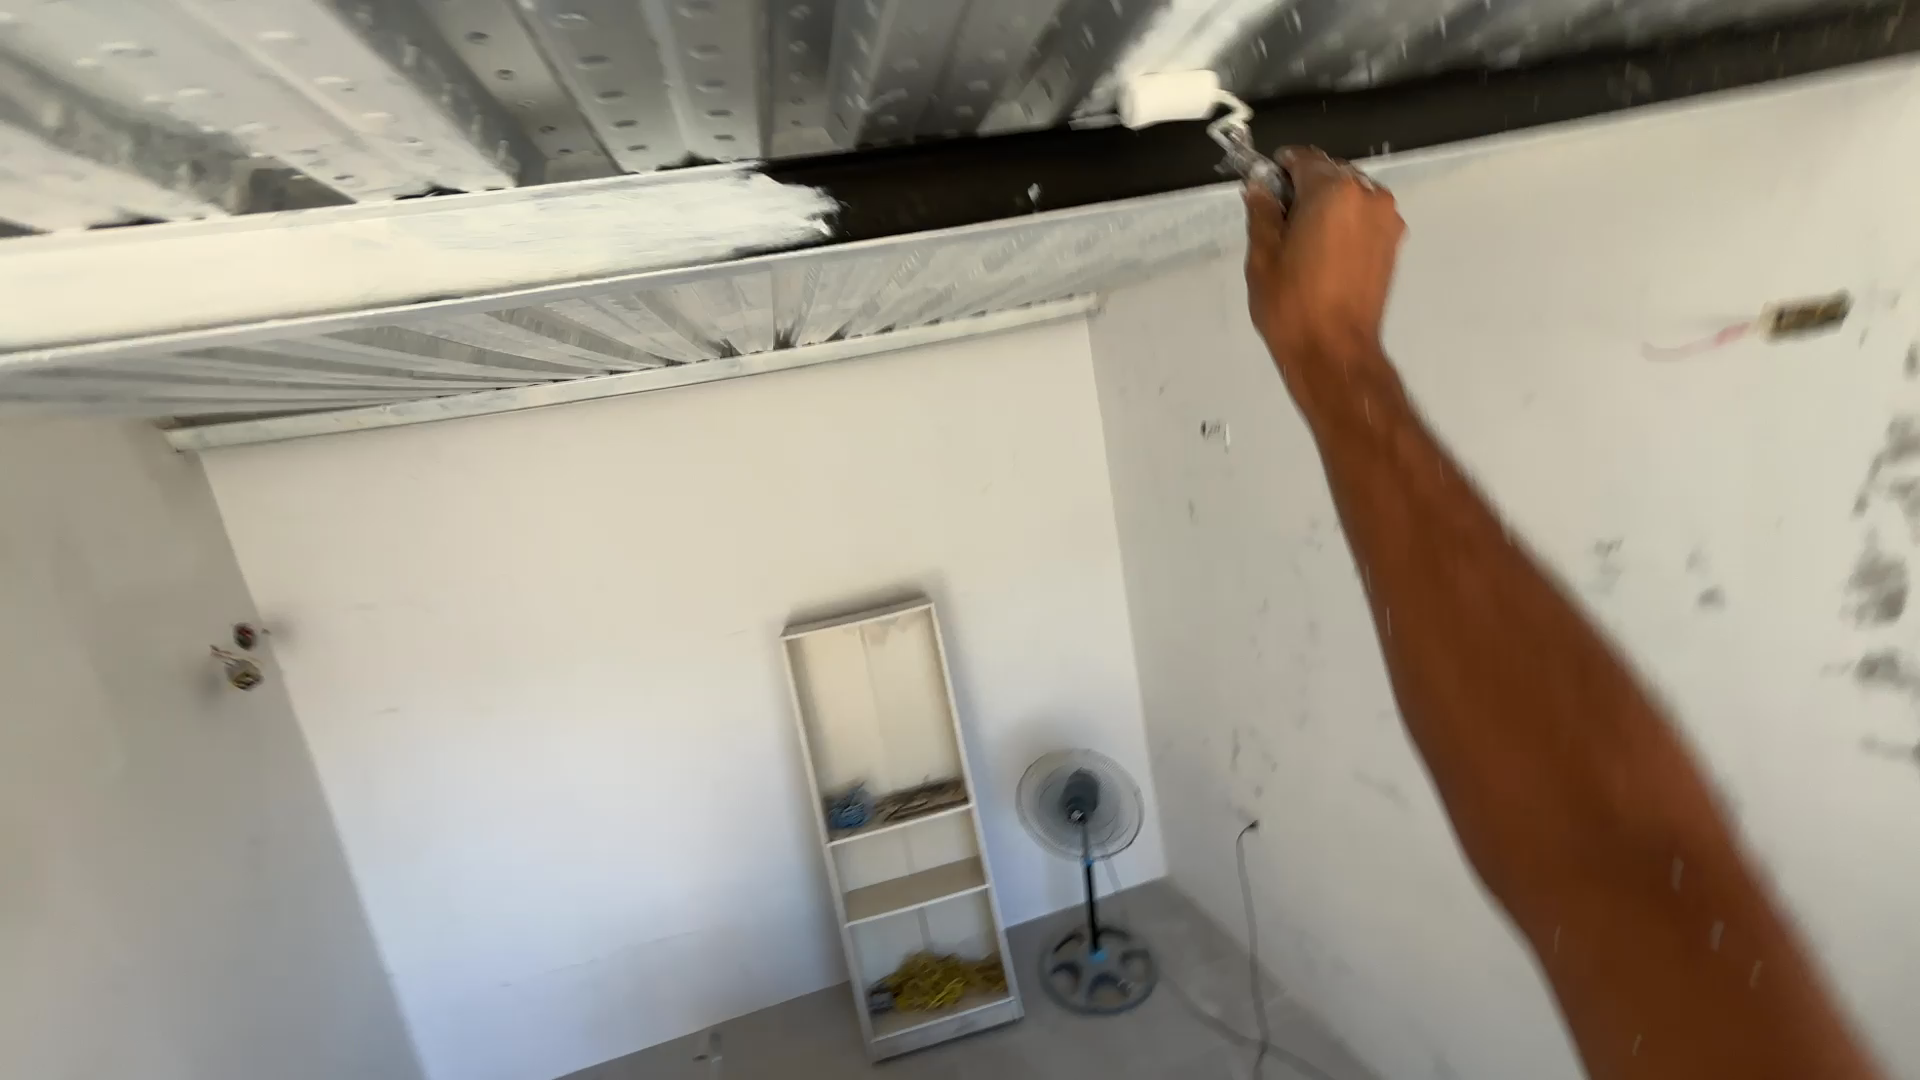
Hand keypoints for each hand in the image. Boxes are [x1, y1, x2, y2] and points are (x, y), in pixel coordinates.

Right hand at [1244, 147, 1405, 380]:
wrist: (1333, 350)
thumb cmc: (1290, 306)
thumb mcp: (1262, 258)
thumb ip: (1262, 214)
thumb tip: (1259, 188)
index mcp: (1332, 191)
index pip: (1305, 160)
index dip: (1282, 167)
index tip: (1265, 181)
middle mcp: (1367, 195)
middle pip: (1331, 175)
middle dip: (1305, 189)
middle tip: (1279, 220)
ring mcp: (1386, 219)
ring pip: (1350, 197)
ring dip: (1327, 208)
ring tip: (1302, 243)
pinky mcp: (1392, 243)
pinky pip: (1364, 219)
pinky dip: (1344, 226)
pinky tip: (1324, 255)